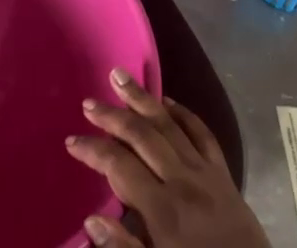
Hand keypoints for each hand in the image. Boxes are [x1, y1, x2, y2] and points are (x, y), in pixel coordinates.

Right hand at [65, 68, 267, 247]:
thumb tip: (91, 218)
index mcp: (163, 211)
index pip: (119, 166)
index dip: (93, 150)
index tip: (71, 141)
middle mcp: (183, 182)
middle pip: (143, 136)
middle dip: (113, 116)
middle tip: (89, 102)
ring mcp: (207, 174)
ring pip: (170, 126)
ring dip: (143, 100)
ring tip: (121, 78)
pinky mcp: (225, 175)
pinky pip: (203, 135)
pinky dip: (184, 115)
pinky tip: (168, 101)